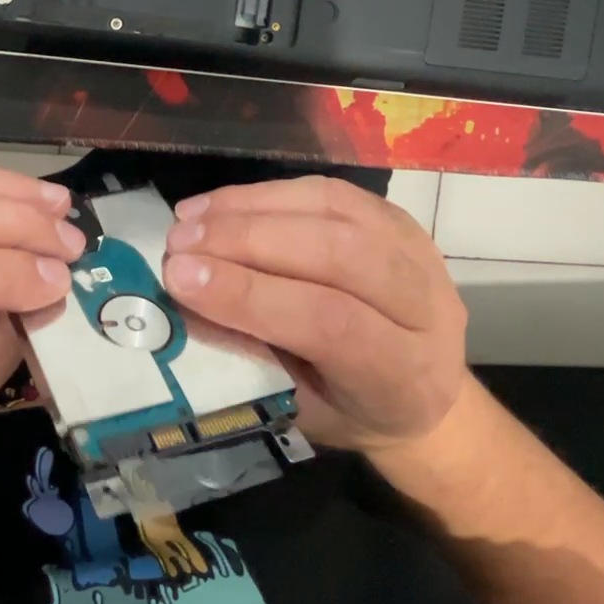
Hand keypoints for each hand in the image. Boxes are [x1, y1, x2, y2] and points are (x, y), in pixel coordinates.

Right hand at [160, 176, 465, 452]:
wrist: (423, 399)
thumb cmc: (347, 411)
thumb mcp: (298, 408)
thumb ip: (252, 357)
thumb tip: (184, 300)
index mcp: (404, 375)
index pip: (329, 322)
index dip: (249, 294)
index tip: (179, 278)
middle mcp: (426, 308)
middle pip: (337, 254)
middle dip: (245, 242)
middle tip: (177, 244)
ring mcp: (419, 254)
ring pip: (333, 210)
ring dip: (249, 209)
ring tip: (188, 219)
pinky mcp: (399, 220)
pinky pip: (328, 192)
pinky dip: (266, 194)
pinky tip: (218, 205)